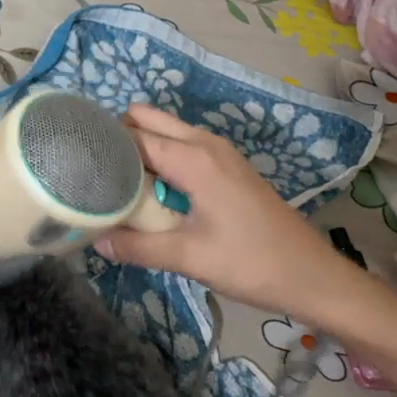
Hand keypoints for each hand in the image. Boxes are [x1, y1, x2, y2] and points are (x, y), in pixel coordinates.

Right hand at [95, 103, 360, 320]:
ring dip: (140, 148)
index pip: (130, 135)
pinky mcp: (228, 165)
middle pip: (145, 117)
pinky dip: (160, 156)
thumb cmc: (254, 264)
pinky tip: (154, 193)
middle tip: (99, 173)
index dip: (102, 146)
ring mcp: (219, 151)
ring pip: (164, 129)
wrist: (318, 279)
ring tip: (121, 183)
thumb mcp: (190, 258)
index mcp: (193, 158)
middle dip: (118, 138)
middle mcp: (204, 143)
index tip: (78, 164)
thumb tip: (95, 241)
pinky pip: (180, 144)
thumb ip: (138, 247)